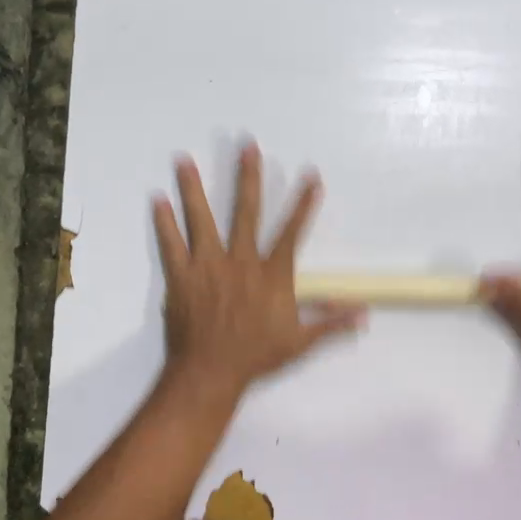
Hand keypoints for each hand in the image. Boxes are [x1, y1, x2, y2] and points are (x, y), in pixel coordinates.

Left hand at [152, 144, 363, 397]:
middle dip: (248, 177)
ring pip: (201, 219)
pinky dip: (163, 223)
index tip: (310, 176)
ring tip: (183, 159)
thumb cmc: (256, 357)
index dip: (303, 204)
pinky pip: (170, 245)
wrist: (210, 372)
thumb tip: (363, 314)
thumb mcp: (301, 342)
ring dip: (193, 188)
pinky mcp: (181, 277)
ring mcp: (207, 266)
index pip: (291, 232)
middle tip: (247, 146)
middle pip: (245, 212)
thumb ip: (331, 323)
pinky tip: (157, 200)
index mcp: (271, 275)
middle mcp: (240, 261)